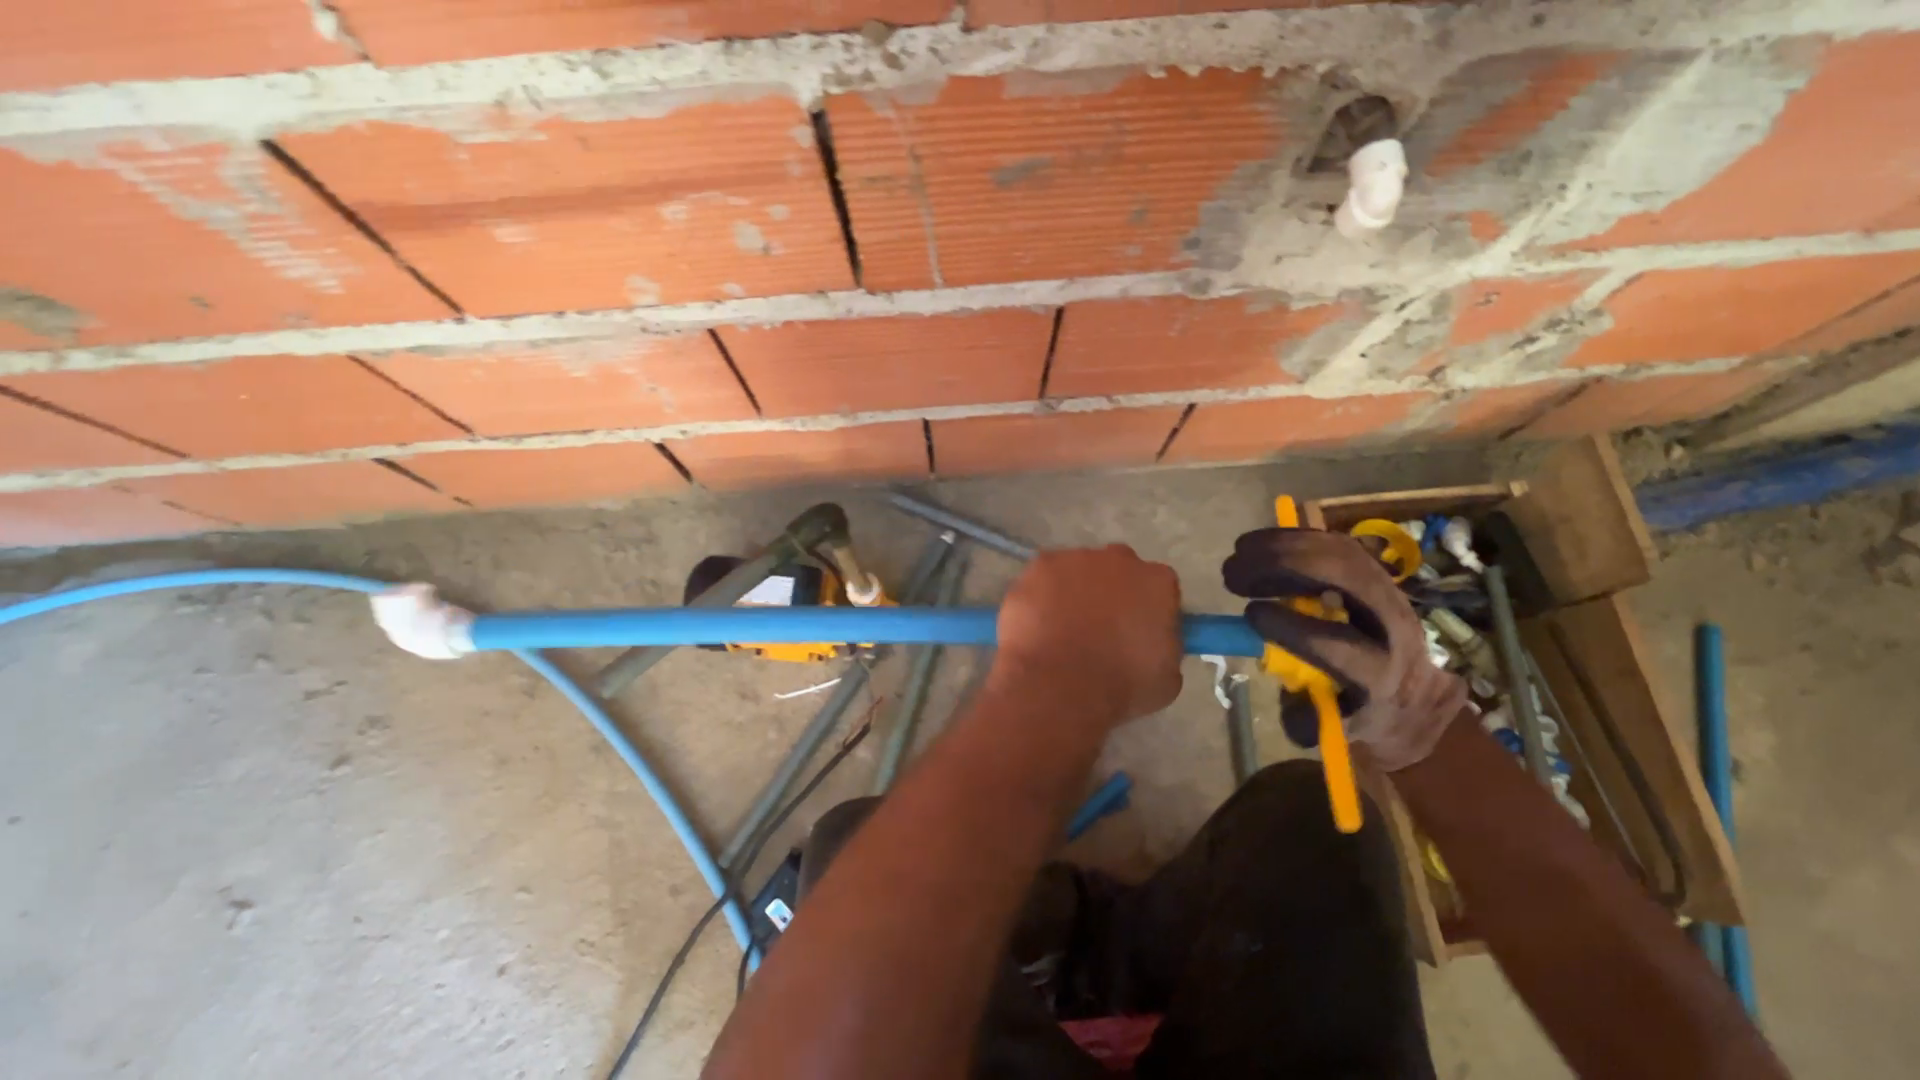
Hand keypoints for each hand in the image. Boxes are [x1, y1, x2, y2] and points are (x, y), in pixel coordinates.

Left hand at [992, 545, 1183, 731]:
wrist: (1060, 685)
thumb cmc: (1121, 685)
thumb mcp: (1166, 677)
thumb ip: (1165, 646)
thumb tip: (1154, 642)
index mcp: (1157, 582)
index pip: (1158, 589)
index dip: (1147, 611)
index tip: (1137, 633)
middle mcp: (1119, 560)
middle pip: (1118, 571)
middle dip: (1110, 595)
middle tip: (1098, 631)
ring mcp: (1075, 559)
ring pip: (1077, 572)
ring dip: (1073, 594)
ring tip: (1061, 632)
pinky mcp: (1039, 567)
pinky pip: (1043, 580)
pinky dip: (1040, 597)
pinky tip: (1037, 626)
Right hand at [1222, 528, 1465, 771]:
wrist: (1415, 690)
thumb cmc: (1366, 711)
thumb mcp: (1337, 726)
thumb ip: (1306, 713)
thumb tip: (1274, 680)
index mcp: (1382, 673)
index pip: (1340, 645)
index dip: (1292, 627)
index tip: (1250, 615)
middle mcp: (1392, 624)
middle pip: (1346, 577)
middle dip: (1284, 568)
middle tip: (1232, 575)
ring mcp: (1388, 590)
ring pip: (1339, 551)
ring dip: (1282, 546)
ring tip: (1238, 553)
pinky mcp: (1374, 570)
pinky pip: (1334, 542)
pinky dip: (1293, 538)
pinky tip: (1259, 543)